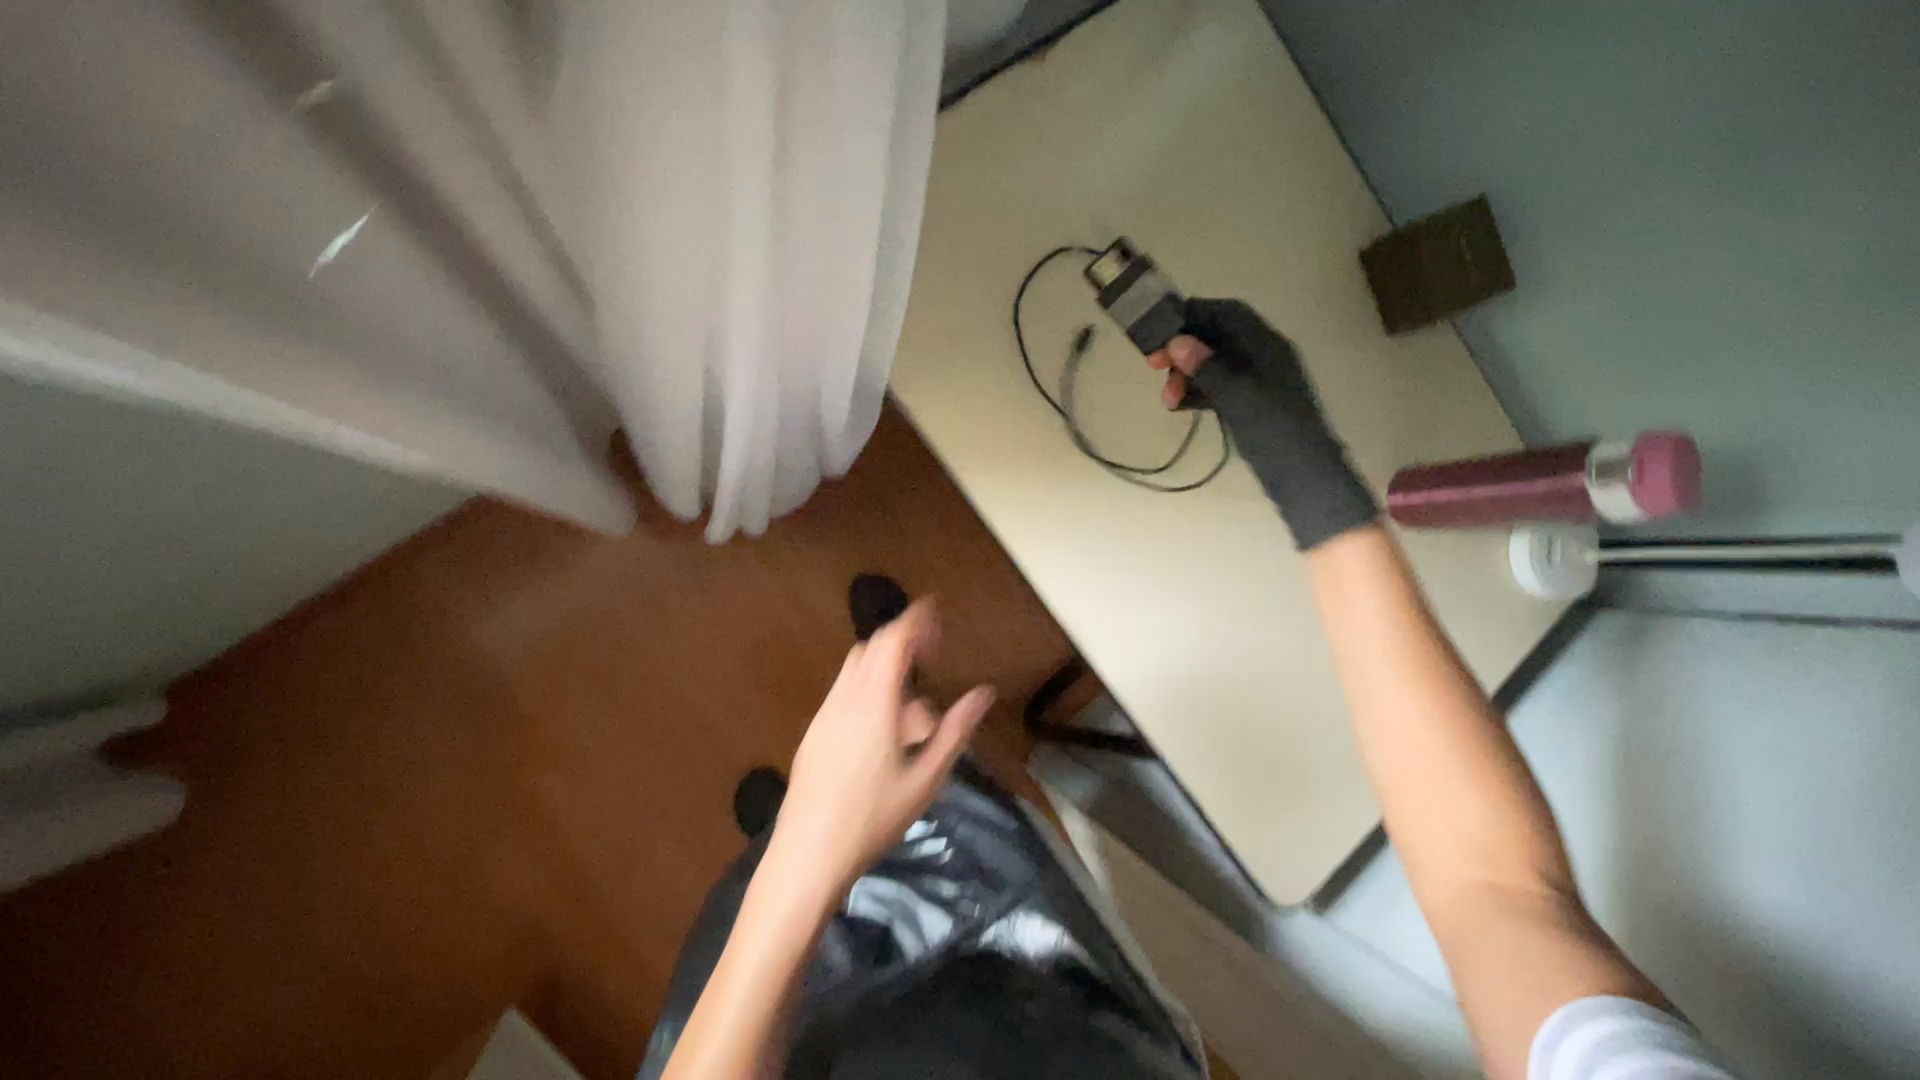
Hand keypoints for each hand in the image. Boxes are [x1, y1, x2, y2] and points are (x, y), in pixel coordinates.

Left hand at [765, 598, 994, 898]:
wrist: (808, 853)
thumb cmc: (874, 817)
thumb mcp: (926, 778)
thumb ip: (955, 730)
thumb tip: (984, 693)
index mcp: (874, 701)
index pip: (894, 639)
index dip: (917, 620)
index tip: (939, 616)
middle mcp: (845, 698)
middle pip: (872, 647)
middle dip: (903, 642)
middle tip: (931, 658)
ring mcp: (824, 715)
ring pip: (854, 669)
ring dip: (884, 668)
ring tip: (911, 705)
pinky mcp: (813, 733)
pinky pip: (843, 692)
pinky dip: (866, 690)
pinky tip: (883, 732)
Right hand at [1146, 298, 1378, 550]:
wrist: (1303, 473)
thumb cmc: (1272, 428)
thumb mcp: (1236, 394)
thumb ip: (1206, 366)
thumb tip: (1177, 341)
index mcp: (1266, 344)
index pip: (1226, 313)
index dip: (1193, 316)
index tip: (1161, 332)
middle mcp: (1262, 356)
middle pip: (1216, 338)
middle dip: (1184, 351)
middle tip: (1154, 366)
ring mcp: (1257, 381)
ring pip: (1214, 365)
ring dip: (1187, 376)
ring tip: (1168, 399)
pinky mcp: (1251, 404)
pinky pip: (1219, 387)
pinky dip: (1198, 392)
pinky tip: (1180, 407)